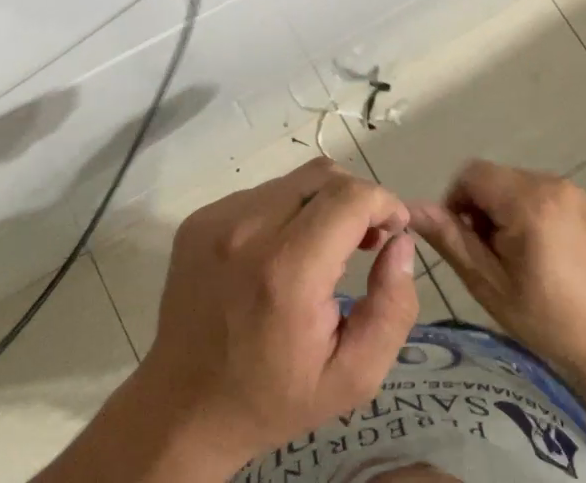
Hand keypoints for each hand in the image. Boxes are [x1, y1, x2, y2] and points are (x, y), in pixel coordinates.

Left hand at [131, 157, 419, 470]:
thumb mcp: (354, 376)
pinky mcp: (198, 221)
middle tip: (366, 241)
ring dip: (321, 204)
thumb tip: (400, 244)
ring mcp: (216, 221)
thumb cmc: (275, 397)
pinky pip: (260, 194)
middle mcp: (247, 231)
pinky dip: (285, 212)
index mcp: (288, 271)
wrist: (184, 409)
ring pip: (292, 181)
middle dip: (357, 200)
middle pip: (324, 177)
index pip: (351, 196)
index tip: (394, 231)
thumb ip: (392, 309)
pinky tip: (282, 254)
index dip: (385, 203)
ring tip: (324, 250)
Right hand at [410, 159, 585, 370]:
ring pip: (512, 184)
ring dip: (499, 210)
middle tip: (485, 256)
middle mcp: (551, 183)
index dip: (454, 201)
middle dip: (478, 209)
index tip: (460, 241)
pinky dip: (522, 211)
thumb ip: (449, 238)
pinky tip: (532, 251)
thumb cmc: (543, 316)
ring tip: (509, 257)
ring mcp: (571, 190)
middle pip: (492, 177)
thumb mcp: (487, 281)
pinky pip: (535, 191)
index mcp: (529, 201)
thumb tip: (411, 208)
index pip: (471, 174)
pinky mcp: (581, 201)